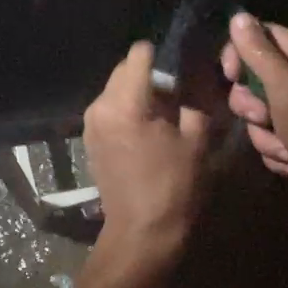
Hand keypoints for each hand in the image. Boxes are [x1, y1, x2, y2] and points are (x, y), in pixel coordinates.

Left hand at [83, 41, 211, 266]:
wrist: (141, 234)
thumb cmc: (174, 188)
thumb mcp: (196, 139)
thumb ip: (195, 98)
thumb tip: (197, 72)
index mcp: (125, 103)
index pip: (140, 53)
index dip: (164, 55)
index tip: (183, 67)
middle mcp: (100, 105)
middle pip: (126, 67)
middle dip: (151, 73)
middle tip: (179, 93)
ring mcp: (91, 120)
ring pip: (117, 85)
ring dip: (139, 90)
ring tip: (166, 112)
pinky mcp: (89, 135)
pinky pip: (110, 104)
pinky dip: (128, 106)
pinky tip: (148, 127)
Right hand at [222, 14, 287, 231]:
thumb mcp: (287, 90)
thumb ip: (260, 53)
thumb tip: (239, 16)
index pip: (262, 35)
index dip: (240, 52)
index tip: (230, 76)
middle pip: (256, 76)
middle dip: (251, 103)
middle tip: (264, 118)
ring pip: (260, 112)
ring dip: (265, 134)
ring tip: (287, 149)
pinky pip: (271, 137)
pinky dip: (276, 152)